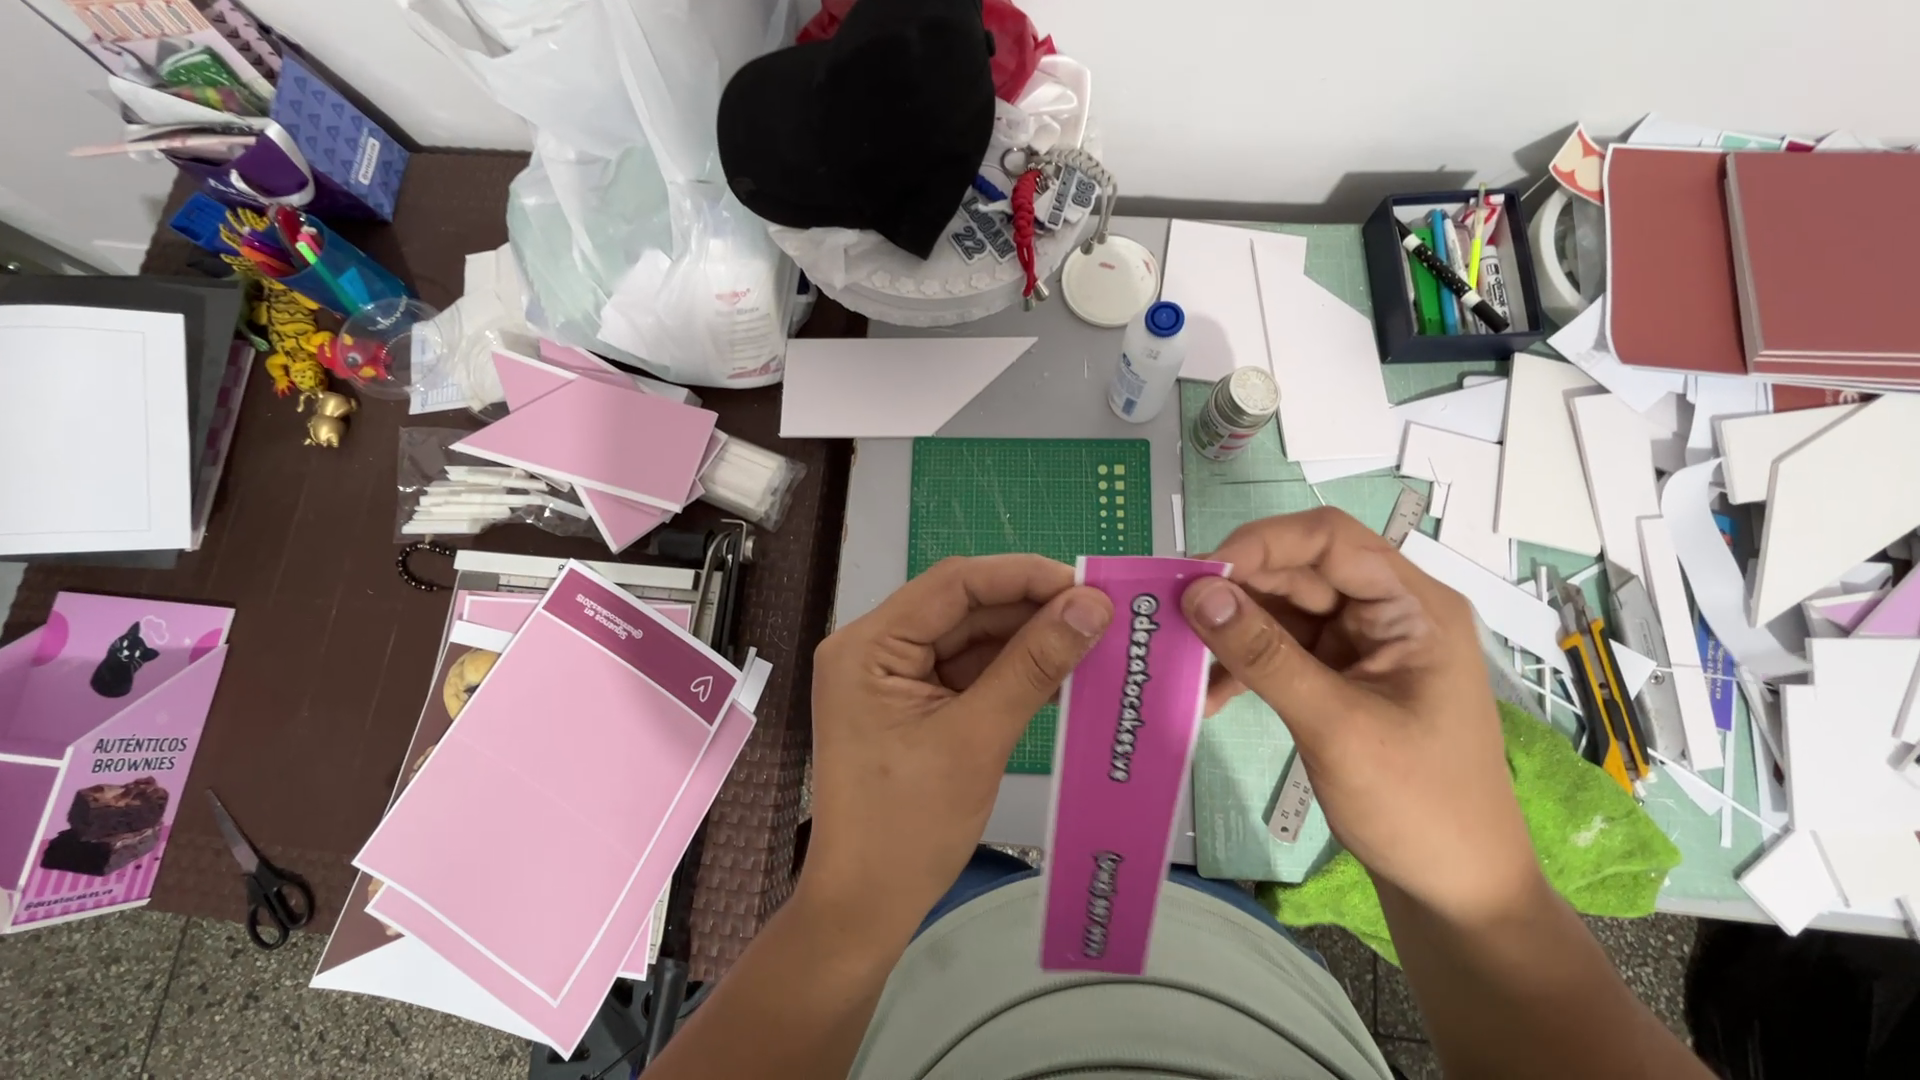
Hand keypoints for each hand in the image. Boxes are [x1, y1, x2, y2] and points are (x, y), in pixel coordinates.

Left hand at [803, 555, 1112, 934]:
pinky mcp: (914, 706)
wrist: (867, 907)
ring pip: (972, 640)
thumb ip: (1033, 666)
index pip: (953, 584)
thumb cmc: (908, 827)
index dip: (1022, 576)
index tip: (1086, 585)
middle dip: (1031, 610)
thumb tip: (1090, 606)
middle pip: (964, 609)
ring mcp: (893, 678)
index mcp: (868, 645)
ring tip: (1092, 642)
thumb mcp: (976, 738)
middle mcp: (875, 649)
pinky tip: (1062, 675)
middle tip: (1101, 615)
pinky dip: (1013, 673)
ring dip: (1028, 641)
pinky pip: (970, 673)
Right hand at [1180, 508, 1539, 921]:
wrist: (1454, 887)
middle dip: (1235, 593)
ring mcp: (1361, 646)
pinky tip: (1210, 696)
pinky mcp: (1338, 677)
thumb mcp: (1335, 725)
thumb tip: (1198, 592)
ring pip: (1281, 611)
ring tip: (1184, 663)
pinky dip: (1242, 666)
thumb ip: (1264, 654)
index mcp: (1413, 607)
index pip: (1330, 539)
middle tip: (1171, 619)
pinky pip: (1279, 651)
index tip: (1199, 576)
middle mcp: (1388, 613)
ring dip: (1231, 634)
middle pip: (1299, 573)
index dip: (1262, 544)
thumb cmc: (1417, 803)